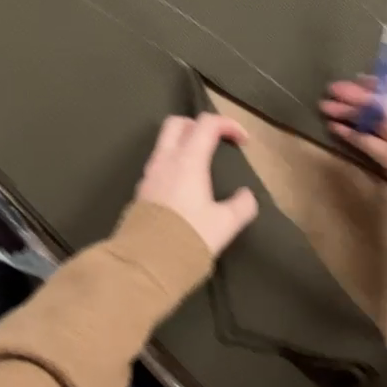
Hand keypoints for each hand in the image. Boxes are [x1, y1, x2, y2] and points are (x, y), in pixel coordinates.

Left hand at [135, 114, 258, 255]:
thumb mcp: (225, 225)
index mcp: (188, 160)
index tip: (243, 140)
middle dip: (198, 125)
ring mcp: (149, 175)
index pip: (207, 124)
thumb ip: (241, 206)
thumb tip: (246, 196)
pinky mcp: (140, 192)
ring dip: (182, 145)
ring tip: (199, 165)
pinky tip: (181, 187)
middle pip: (177, 124)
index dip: (228, 124)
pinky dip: (171, 165)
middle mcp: (165, 160)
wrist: (145, 263)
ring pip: (163, 144)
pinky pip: (157, 166)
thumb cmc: (189, 236)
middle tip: (214, 141)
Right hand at [320, 77, 386, 183]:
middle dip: (355, 99)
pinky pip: (370, 142)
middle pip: (380, 106)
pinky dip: (353, 134)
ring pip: (372, 123)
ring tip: (325, 109)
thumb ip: (386, 106)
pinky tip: (335, 128)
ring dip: (350, 114)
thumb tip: (365, 93)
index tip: (348, 80)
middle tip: (329, 93)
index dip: (372, 83)